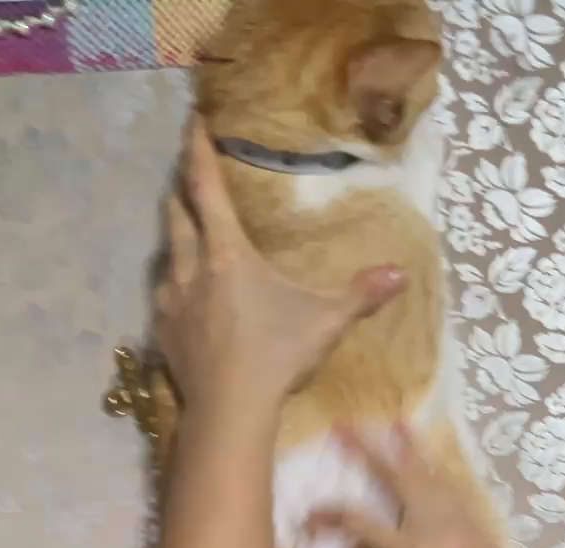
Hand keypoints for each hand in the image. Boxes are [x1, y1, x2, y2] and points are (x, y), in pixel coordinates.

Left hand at [155, 115, 406, 414]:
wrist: (231, 407)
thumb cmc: (278, 354)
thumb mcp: (327, 321)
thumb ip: (361, 295)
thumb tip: (402, 273)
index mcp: (228, 254)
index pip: (206, 189)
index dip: (198, 151)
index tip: (191, 122)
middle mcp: (192, 267)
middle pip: (175, 214)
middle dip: (180, 192)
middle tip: (188, 182)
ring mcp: (172, 300)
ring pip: (166, 254)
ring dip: (175, 240)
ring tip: (187, 240)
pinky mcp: (163, 331)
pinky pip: (162, 295)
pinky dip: (173, 285)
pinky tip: (183, 298)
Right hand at [309, 425, 545, 547]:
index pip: (359, 522)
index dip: (328, 516)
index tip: (307, 520)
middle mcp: (441, 529)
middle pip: (401, 478)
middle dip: (371, 449)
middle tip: (344, 425)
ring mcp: (466, 527)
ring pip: (434, 477)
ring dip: (411, 449)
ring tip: (396, 422)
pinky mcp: (482, 533)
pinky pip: (456, 490)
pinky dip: (438, 471)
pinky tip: (432, 465)